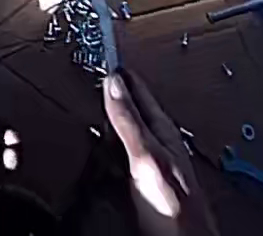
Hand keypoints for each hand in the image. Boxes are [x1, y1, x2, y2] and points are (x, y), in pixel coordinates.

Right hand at [103, 71, 217, 235]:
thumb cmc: (175, 211)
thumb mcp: (147, 157)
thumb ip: (130, 120)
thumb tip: (113, 81)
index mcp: (161, 129)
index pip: (136, 87)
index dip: (118, 70)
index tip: (98, 50)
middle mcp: (154, 144)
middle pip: (127, 109)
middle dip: (110, 93)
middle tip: (88, 75)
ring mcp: (146, 167)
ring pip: (121, 134)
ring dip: (105, 122)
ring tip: (87, 107)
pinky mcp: (137, 189)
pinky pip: (115, 160)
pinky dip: (102, 151)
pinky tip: (93, 154)